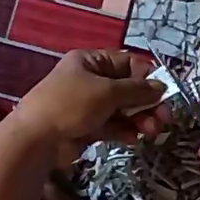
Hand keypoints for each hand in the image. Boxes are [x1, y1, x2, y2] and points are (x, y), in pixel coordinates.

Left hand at [11, 50, 164, 146]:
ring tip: (151, 131)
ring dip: (139, 119)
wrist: (36, 138)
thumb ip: (137, 90)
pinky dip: (124, 130)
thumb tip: (161, 87)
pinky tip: (134, 138)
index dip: (148, 77)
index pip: (127, 63)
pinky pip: (111, 125)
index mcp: (90, 61)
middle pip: (127, 88)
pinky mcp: (86, 126)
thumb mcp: (107, 92)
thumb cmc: (70, 105)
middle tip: (164, 119)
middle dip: (146, 103)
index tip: (164, 93)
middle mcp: (89, 80)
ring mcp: (87, 104)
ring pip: (121, 109)